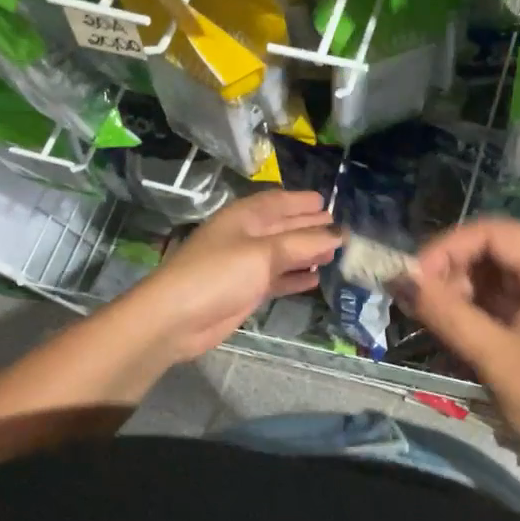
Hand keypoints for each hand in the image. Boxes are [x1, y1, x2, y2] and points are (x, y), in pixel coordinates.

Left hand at [132, 190, 341, 359]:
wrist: (177, 318)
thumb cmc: (219, 274)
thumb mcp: (264, 253)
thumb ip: (304, 243)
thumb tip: (338, 234)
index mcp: (245, 217)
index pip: (278, 202)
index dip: (302, 201)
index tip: (328, 203)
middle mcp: (246, 237)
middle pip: (284, 227)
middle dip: (310, 227)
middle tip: (341, 229)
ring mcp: (245, 265)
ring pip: (284, 254)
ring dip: (307, 253)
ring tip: (335, 254)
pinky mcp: (247, 290)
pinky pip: (278, 278)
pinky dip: (296, 277)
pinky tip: (315, 279)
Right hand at [398, 219, 519, 482]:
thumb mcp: (496, 358)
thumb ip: (447, 314)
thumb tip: (400, 281)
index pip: (492, 233)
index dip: (446, 248)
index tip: (410, 279)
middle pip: (494, 253)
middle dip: (452, 274)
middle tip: (418, 309)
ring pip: (498, 280)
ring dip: (462, 297)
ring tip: (435, 328)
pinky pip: (509, 303)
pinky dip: (480, 315)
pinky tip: (458, 339)